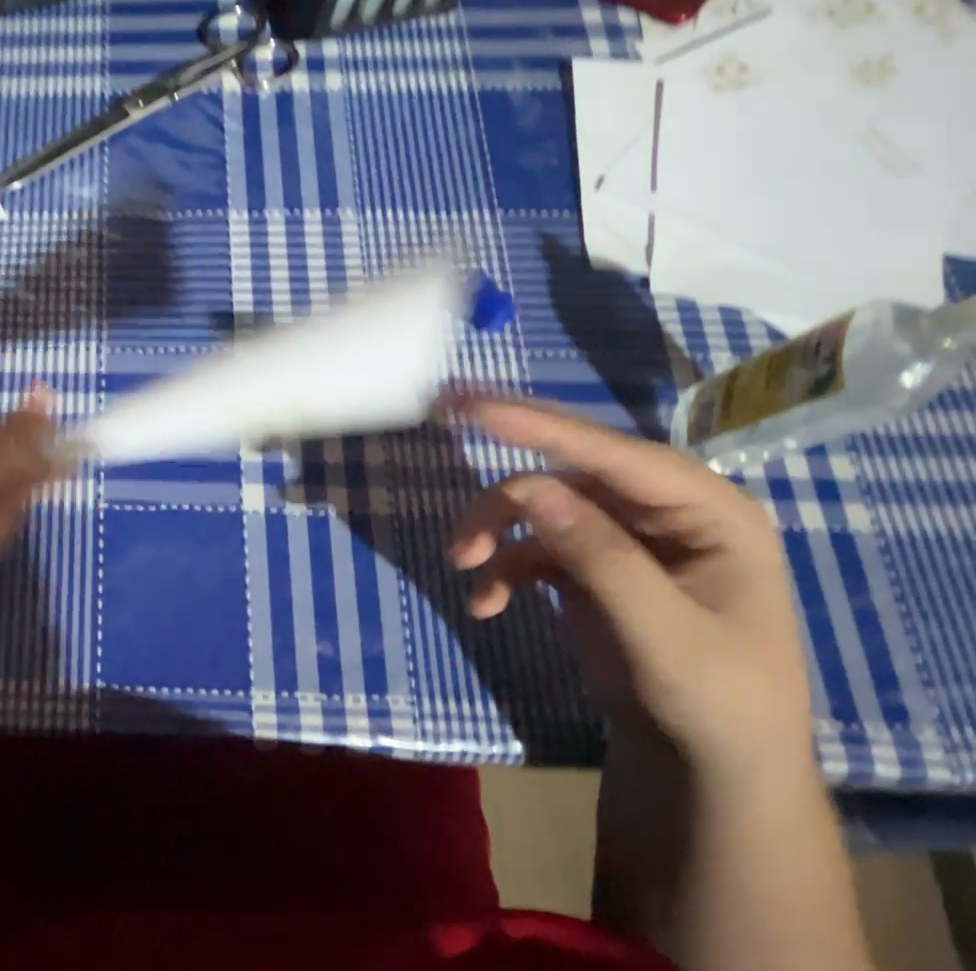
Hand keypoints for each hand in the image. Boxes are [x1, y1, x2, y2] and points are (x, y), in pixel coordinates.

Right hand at [445, 394, 813, 772]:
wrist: (707, 764)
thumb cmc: (714, 700)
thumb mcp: (663, 633)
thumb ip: (602, 558)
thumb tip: (536, 491)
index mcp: (709, 512)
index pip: (616, 454)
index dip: (541, 427)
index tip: (471, 406)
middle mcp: (665, 512)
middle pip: (568, 476)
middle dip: (506, 497)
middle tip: (456, 522)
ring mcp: (625, 538)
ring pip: (541, 507)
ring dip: (495, 532)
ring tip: (464, 568)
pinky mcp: (592, 564)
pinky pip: (532, 547)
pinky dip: (502, 570)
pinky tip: (487, 605)